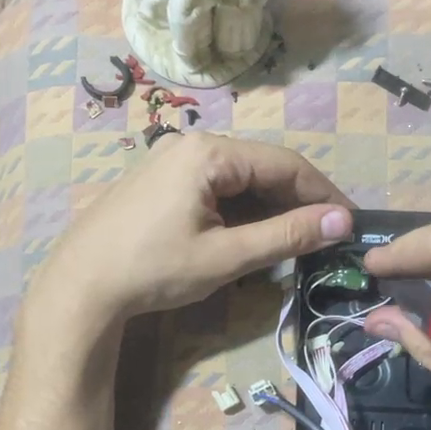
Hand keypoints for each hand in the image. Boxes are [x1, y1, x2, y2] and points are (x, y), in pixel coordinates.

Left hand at [31, 134, 352, 326]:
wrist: (81, 285)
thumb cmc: (154, 269)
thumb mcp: (226, 256)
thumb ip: (285, 236)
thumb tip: (341, 222)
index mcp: (210, 153)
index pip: (285, 164)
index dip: (322, 194)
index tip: (349, 224)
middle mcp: (191, 145)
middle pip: (261, 168)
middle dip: (296, 202)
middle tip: (324, 238)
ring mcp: (170, 161)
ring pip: (238, 180)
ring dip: (268, 210)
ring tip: (293, 244)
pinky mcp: (159, 183)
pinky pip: (214, 189)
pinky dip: (239, 212)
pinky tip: (250, 238)